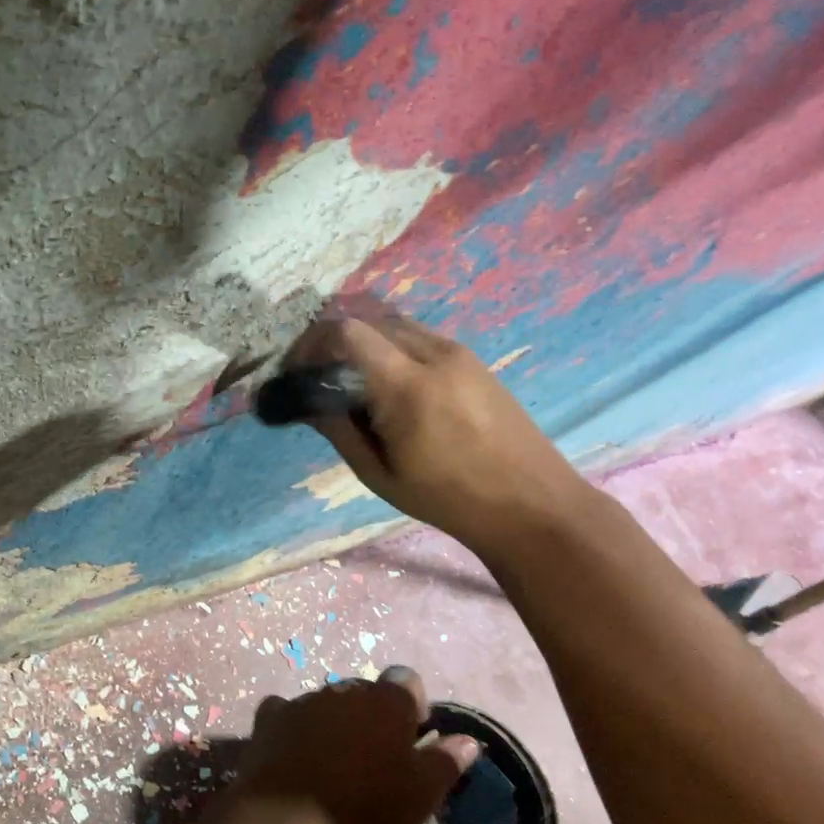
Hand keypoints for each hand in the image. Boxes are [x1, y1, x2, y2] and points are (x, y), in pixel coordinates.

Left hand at [232, 667, 479, 823]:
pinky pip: (285, 711)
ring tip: (333, 759)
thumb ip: (444, 761)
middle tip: (373, 753)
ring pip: (324, 702)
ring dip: (332, 720)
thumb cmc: (365, 810)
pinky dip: (294, 725)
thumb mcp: (420, 795)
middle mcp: (342, 692)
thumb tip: (466, 740)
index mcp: (386, 703)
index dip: (411, 702)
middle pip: (362, 691)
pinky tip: (294, 751)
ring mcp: (300, 702)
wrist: (287, 823)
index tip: (412, 732)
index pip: (405, 680)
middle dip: (370, 713)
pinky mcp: (267, 718)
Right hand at [306, 314, 594, 554]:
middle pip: (367, 321)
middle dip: (329, 342)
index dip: (310, 344)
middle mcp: (435, 356)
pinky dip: (387, 348)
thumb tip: (301, 400)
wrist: (530, 502)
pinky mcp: (472, 360)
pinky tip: (380, 384)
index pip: (347, 333)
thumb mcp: (378, 472)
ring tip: (342, 380)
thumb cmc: (446, 498)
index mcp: (407, 388)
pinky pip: (417, 338)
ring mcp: (458, 354)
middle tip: (310, 376)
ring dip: (360, 343)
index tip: (293, 373)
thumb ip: (337, 428)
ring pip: (393, 325)